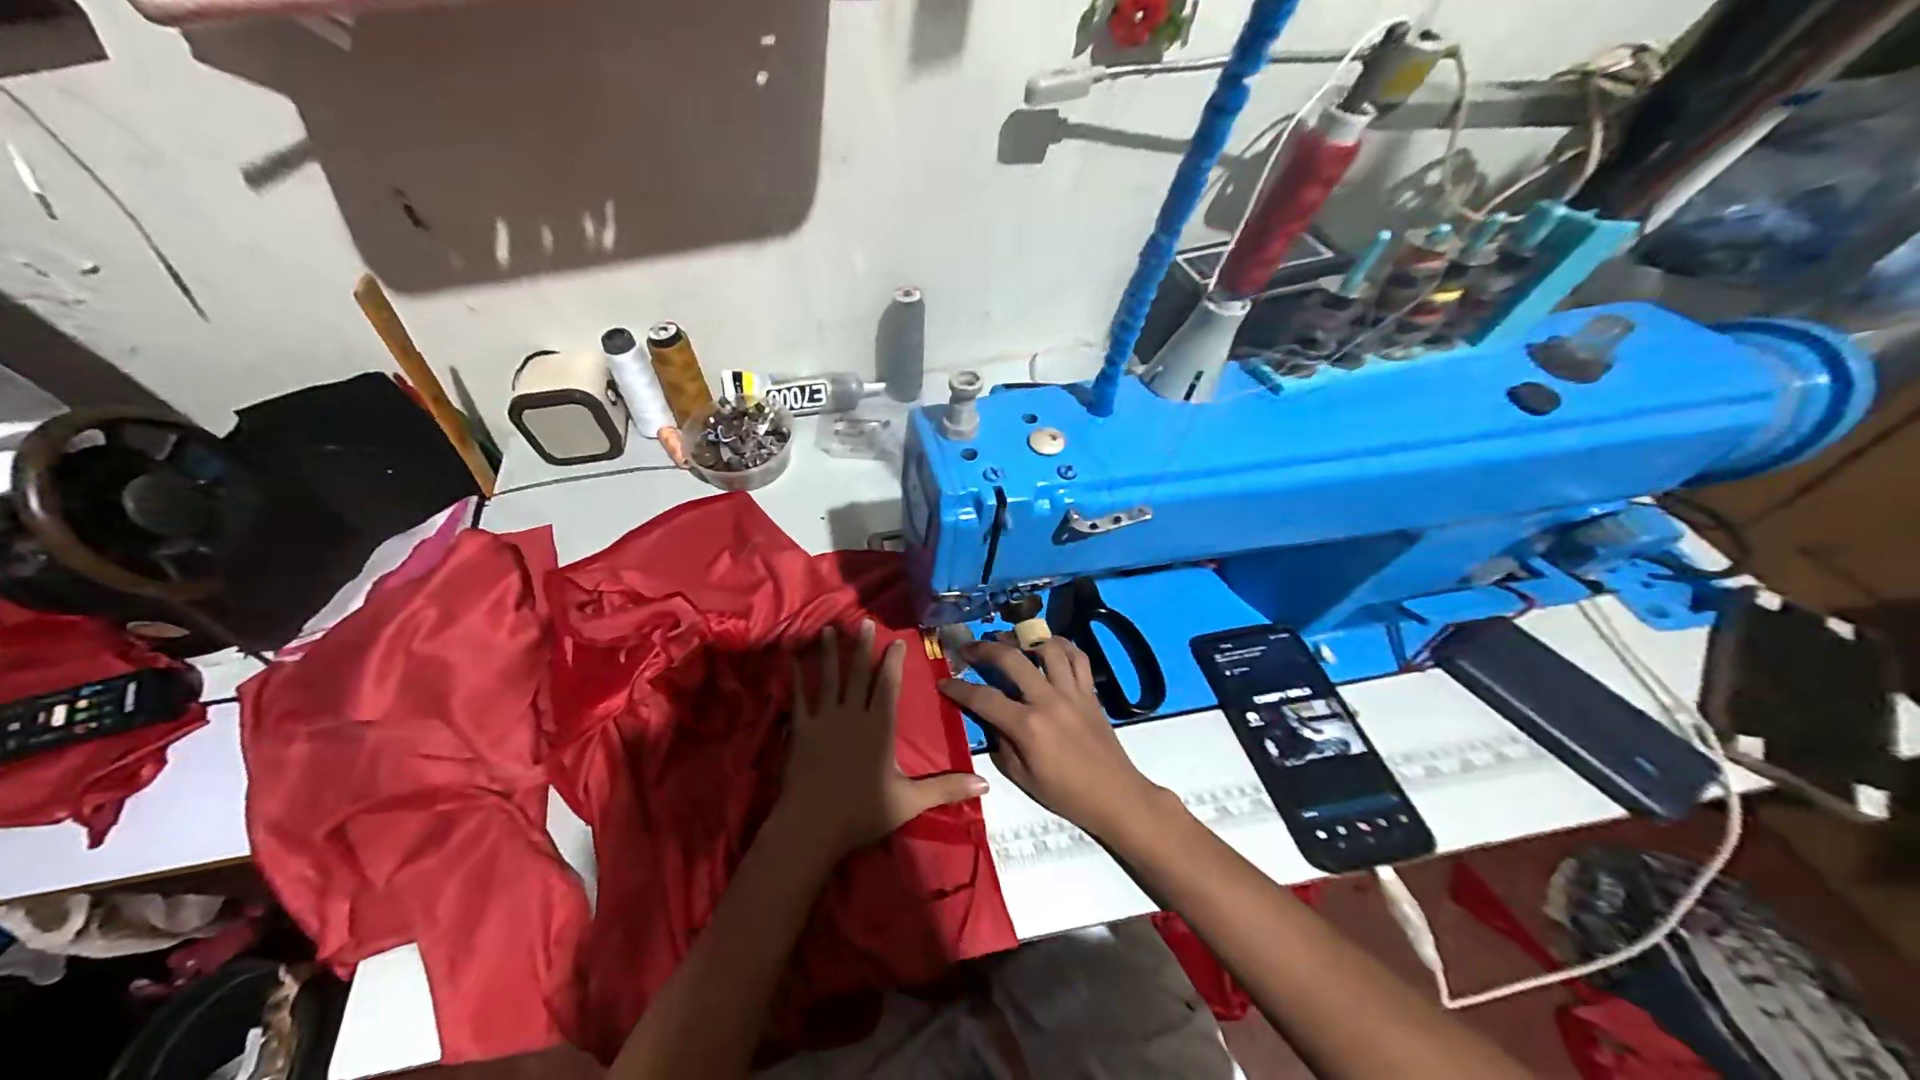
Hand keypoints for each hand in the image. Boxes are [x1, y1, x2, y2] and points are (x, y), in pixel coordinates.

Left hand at [776, 621, 988, 857]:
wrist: (812, 827)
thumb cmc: (862, 813)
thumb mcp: (910, 801)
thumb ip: (946, 788)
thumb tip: (986, 784)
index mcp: (879, 728)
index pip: (888, 687)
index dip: (892, 663)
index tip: (896, 641)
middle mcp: (852, 716)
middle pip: (859, 674)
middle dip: (862, 647)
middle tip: (864, 621)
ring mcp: (824, 721)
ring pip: (828, 679)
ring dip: (829, 653)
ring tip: (828, 629)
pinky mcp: (801, 731)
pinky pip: (799, 699)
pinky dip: (796, 679)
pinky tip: (793, 662)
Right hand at [938, 637, 1164, 839]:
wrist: (1114, 795)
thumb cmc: (1065, 793)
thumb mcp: (1021, 776)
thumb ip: (1000, 742)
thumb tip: (988, 717)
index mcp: (1027, 726)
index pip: (983, 698)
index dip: (958, 688)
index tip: (943, 682)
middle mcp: (1048, 700)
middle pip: (1011, 658)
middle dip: (985, 648)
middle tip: (970, 648)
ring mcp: (1072, 692)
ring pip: (1047, 648)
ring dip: (1024, 639)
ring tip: (1010, 641)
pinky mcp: (1090, 691)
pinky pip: (1077, 657)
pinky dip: (1062, 646)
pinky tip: (1049, 647)